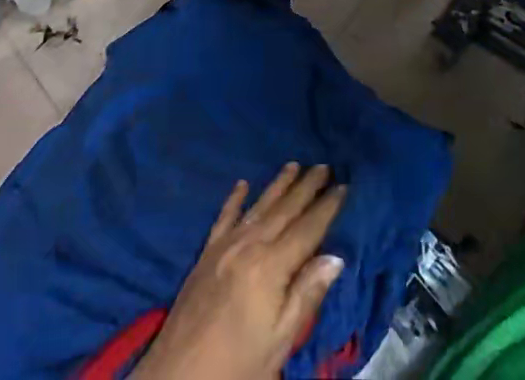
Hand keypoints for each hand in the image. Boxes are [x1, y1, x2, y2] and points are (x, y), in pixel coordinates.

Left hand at [132, 164, 348, 379]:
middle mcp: (247, 246)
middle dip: (305, 187)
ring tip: (293, 164)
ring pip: (256, 207)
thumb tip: (335, 257)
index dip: (326, 208)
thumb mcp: (281, 337)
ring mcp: (224, 246)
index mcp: (270, 267)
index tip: (343, 186)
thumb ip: (306, 294)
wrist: (181, 370)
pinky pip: (223, 217)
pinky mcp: (206, 252)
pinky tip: (242, 184)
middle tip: (324, 165)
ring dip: (277, 185)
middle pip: (283, 211)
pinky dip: (234, 199)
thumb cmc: (239, 361)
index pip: (306, 230)